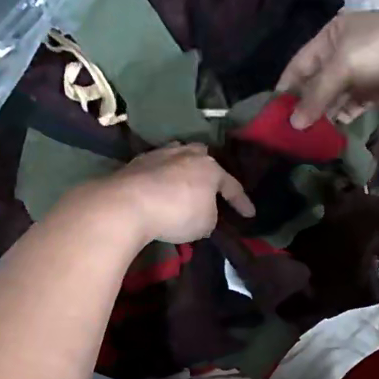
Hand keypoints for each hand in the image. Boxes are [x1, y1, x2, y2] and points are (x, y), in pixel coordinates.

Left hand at [81, 144, 254, 244]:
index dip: (242, 202)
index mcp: (210, 168)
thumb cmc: (177, 213)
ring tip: (183, 181)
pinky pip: (156, 167)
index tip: (250, 215)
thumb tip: (201, 213)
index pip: (232, 186)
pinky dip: (160, 176)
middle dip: (209, 170)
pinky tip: (158, 186)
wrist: (128, 204)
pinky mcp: (136, 163)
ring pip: (177, 156)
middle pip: (203, 157)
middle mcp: (186, 154)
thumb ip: (209, 216)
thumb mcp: (205, 224)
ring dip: (183, 167)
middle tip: (210, 185)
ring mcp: (159, 155)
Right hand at [276, 10, 378, 129]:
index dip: (284, 90)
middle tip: (286, 135)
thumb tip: (293, 125)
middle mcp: (341, 52)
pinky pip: (349, 107)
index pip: (297, 66)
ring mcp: (359, 72)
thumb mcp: (343, 66)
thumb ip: (316, 95)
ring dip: (320, 117)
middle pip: (313, 83)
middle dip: (301, 107)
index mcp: (330, 35)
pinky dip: (339, 120)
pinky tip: (329, 135)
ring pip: (331, 98)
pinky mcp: (374, 90)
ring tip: (305, 141)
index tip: (270, 117)